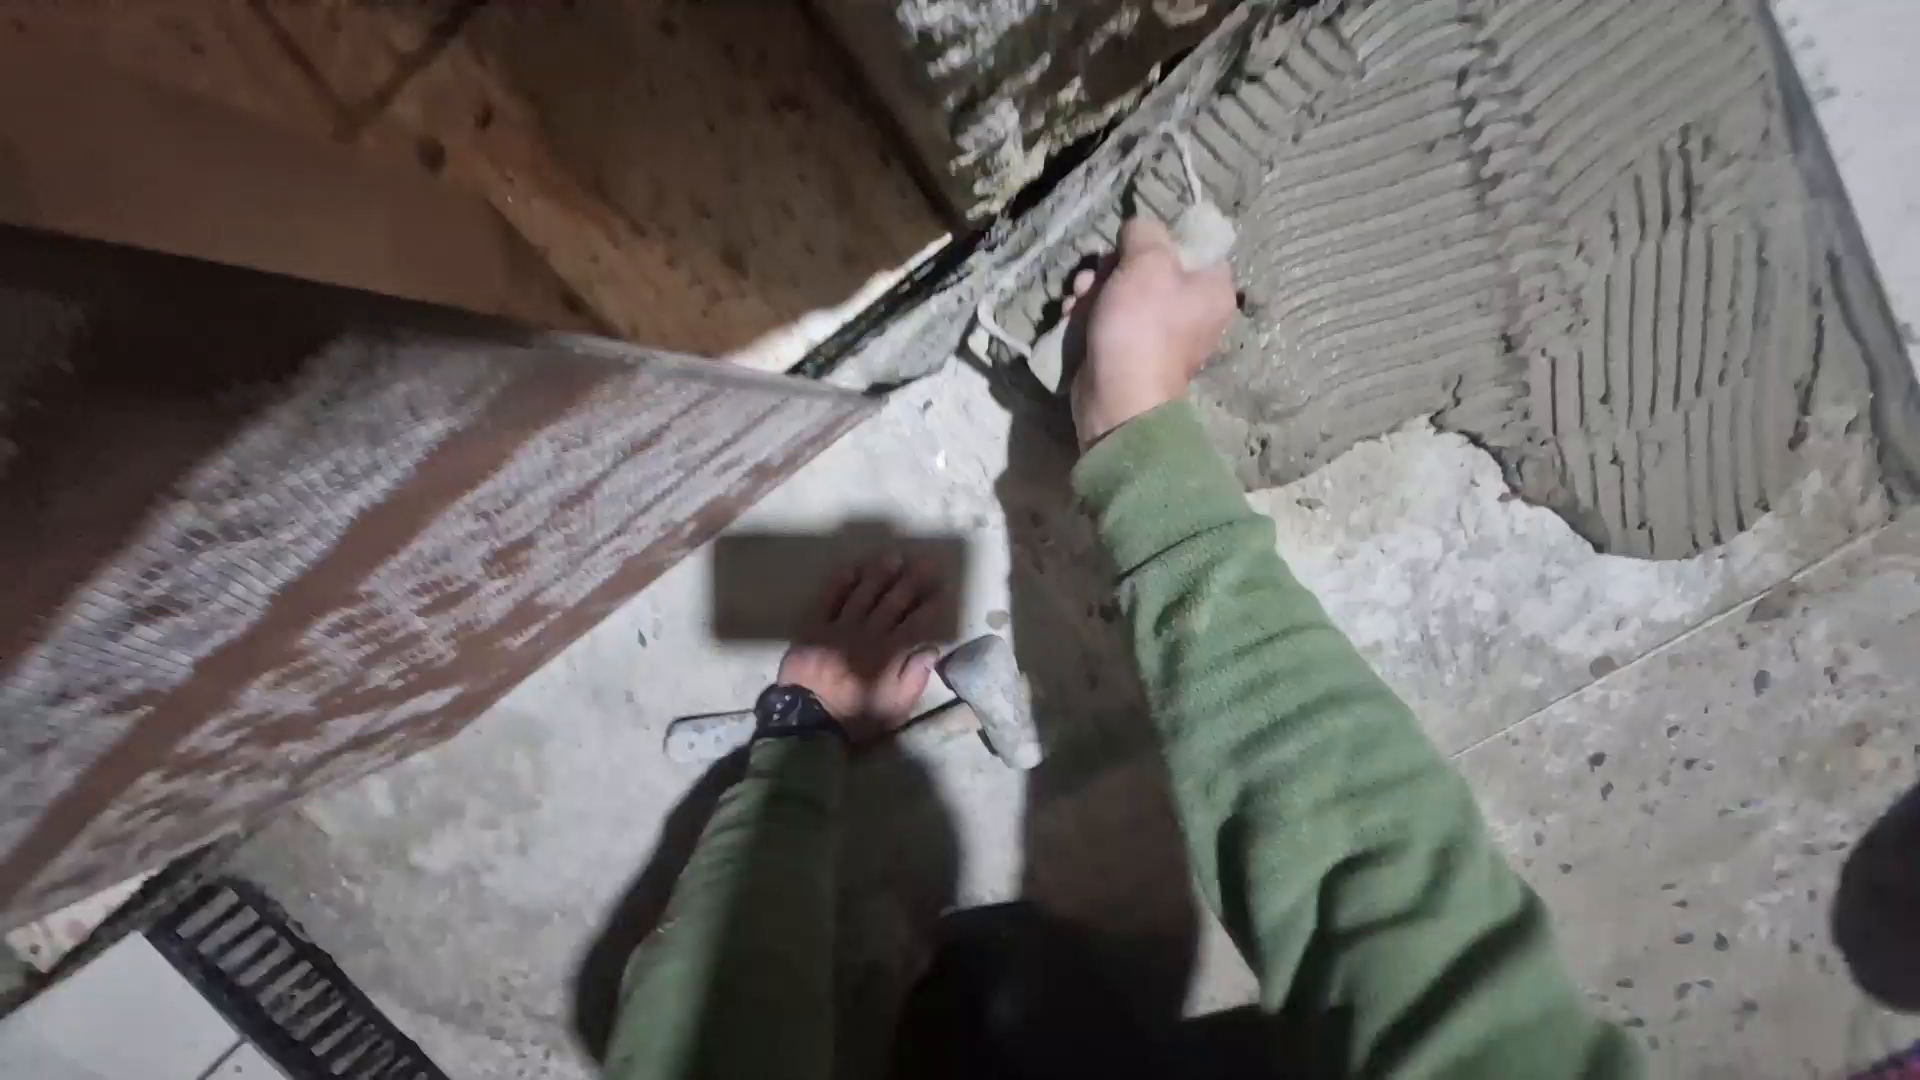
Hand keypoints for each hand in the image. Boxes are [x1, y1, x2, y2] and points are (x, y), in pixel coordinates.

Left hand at [777, 552, 943, 743]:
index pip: (917, 622)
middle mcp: (867, 633)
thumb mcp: (896, 707)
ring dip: (880, 574)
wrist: (807, 724)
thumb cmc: (856, 717)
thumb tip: (931, 648)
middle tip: (926, 561)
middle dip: (913, 580)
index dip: (932, 603)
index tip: (943, 588)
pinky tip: (852, 568)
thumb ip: (915, 677)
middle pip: (893, 601)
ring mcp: (838, 627)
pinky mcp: (813, 627)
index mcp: (889, 654)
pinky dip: (840, 582)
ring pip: (864, 593)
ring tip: (894, 556)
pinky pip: (828, 598)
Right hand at [1064, 217, 1235, 448]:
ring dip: (1094, 289)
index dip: (1158, 238)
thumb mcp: (1147, 260)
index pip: (1192, 244)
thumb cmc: (1142, 326)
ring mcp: (1159, 334)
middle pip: (1150, 268)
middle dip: (1113, 267)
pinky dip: (1089, 315)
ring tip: (1078, 298)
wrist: (1117, 397)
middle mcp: (1191, 311)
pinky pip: (1110, 320)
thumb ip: (1145, 231)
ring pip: (1123, 293)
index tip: (1132, 243)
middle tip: (1096, 275)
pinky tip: (1071, 316)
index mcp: (1212, 288)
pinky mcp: (1130, 352)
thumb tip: (1137, 229)